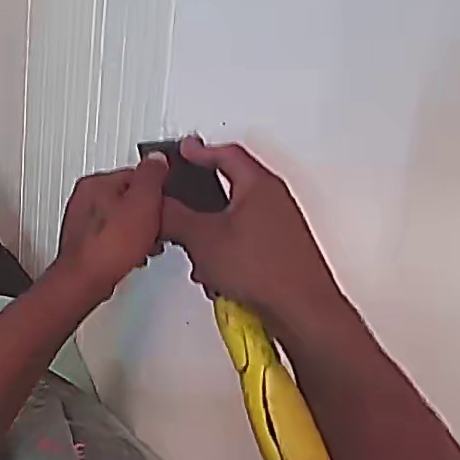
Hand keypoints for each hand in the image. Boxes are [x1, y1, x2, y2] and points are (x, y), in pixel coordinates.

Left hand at [50, 154, 169, 300]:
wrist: (86, 280)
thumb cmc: (108, 246)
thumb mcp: (144, 202)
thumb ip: (152, 176)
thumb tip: (157, 159)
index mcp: (95, 182)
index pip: (135, 174)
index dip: (156, 192)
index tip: (164, 205)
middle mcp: (84, 199)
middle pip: (127, 198)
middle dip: (146, 214)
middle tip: (154, 226)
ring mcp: (82, 222)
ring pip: (120, 220)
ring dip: (138, 232)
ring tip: (145, 244)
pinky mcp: (84, 244)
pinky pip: (112, 238)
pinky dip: (124, 245)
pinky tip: (132, 255)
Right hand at [159, 137, 348, 331]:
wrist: (300, 309)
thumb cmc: (267, 270)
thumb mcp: (203, 238)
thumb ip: (175, 216)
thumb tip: (159, 205)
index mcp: (258, 185)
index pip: (226, 154)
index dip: (199, 151)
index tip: (185, 150)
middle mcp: (273, 200)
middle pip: (231, 184)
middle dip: (201, 199)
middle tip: (185, 191)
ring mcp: (278, 226)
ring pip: (234, 217)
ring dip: (211, 232)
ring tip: (197, 248)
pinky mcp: (278, 250)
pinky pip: (243, 240)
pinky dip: (224, 251)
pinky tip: (215, 273)